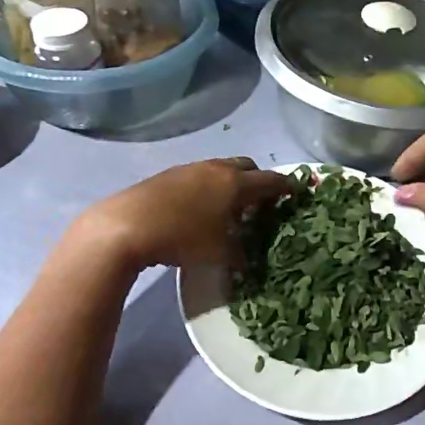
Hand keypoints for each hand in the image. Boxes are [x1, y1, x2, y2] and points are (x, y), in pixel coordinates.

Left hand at [66, 158, 293, 272]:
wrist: (127, 224)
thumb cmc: (182, 237)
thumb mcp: (218, 254)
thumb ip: (240, 255)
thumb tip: (248, 258)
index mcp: (236, 183)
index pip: (271, 180)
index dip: (286, 187)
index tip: (296, 192)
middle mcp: (217, 168)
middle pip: (248, 167)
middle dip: (258, 182)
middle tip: (261, 203)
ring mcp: (191, 168)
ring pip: (222, 169)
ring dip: (232, 184)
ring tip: (229, 209)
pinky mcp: (170, 174)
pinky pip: (201, 175)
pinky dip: (210, 187)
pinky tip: (200, 209)